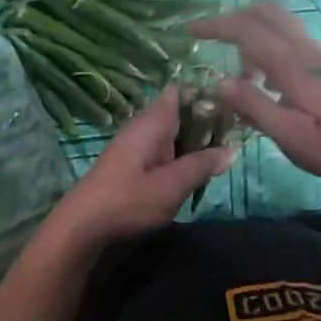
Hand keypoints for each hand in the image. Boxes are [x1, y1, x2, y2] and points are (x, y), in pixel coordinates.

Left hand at [48, 85, 235, 246]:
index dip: (206, 93)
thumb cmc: (128, 201)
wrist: (82, 229)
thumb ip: (203, 165)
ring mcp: (138, 147)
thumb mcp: (172, 185)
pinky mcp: (134, 167)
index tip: (234, 104)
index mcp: (152, 123)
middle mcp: (144, 128)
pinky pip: (165, 152)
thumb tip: (233, 150)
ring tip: (226, 152)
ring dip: (197, 142)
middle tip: (238, 134)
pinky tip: (199, 172)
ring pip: (174, 134)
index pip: (180, 91)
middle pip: (180, 112)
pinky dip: (183, 157)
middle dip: (208, 121)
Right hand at [187, 3, 320, 185]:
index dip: (216, 25)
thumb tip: (218, 81)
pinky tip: (262, 77)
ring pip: (279, 21)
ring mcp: (318, 54)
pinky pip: (289, 37)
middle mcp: (306, 51)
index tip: (189, 30)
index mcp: (294, 66)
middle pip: (266, 12)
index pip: (248, 29)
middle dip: (232, 17)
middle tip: (208, 36)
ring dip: (251, 29)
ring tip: (236, 67)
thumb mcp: (291, 137)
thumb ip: (255, 107)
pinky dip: (266, 42)